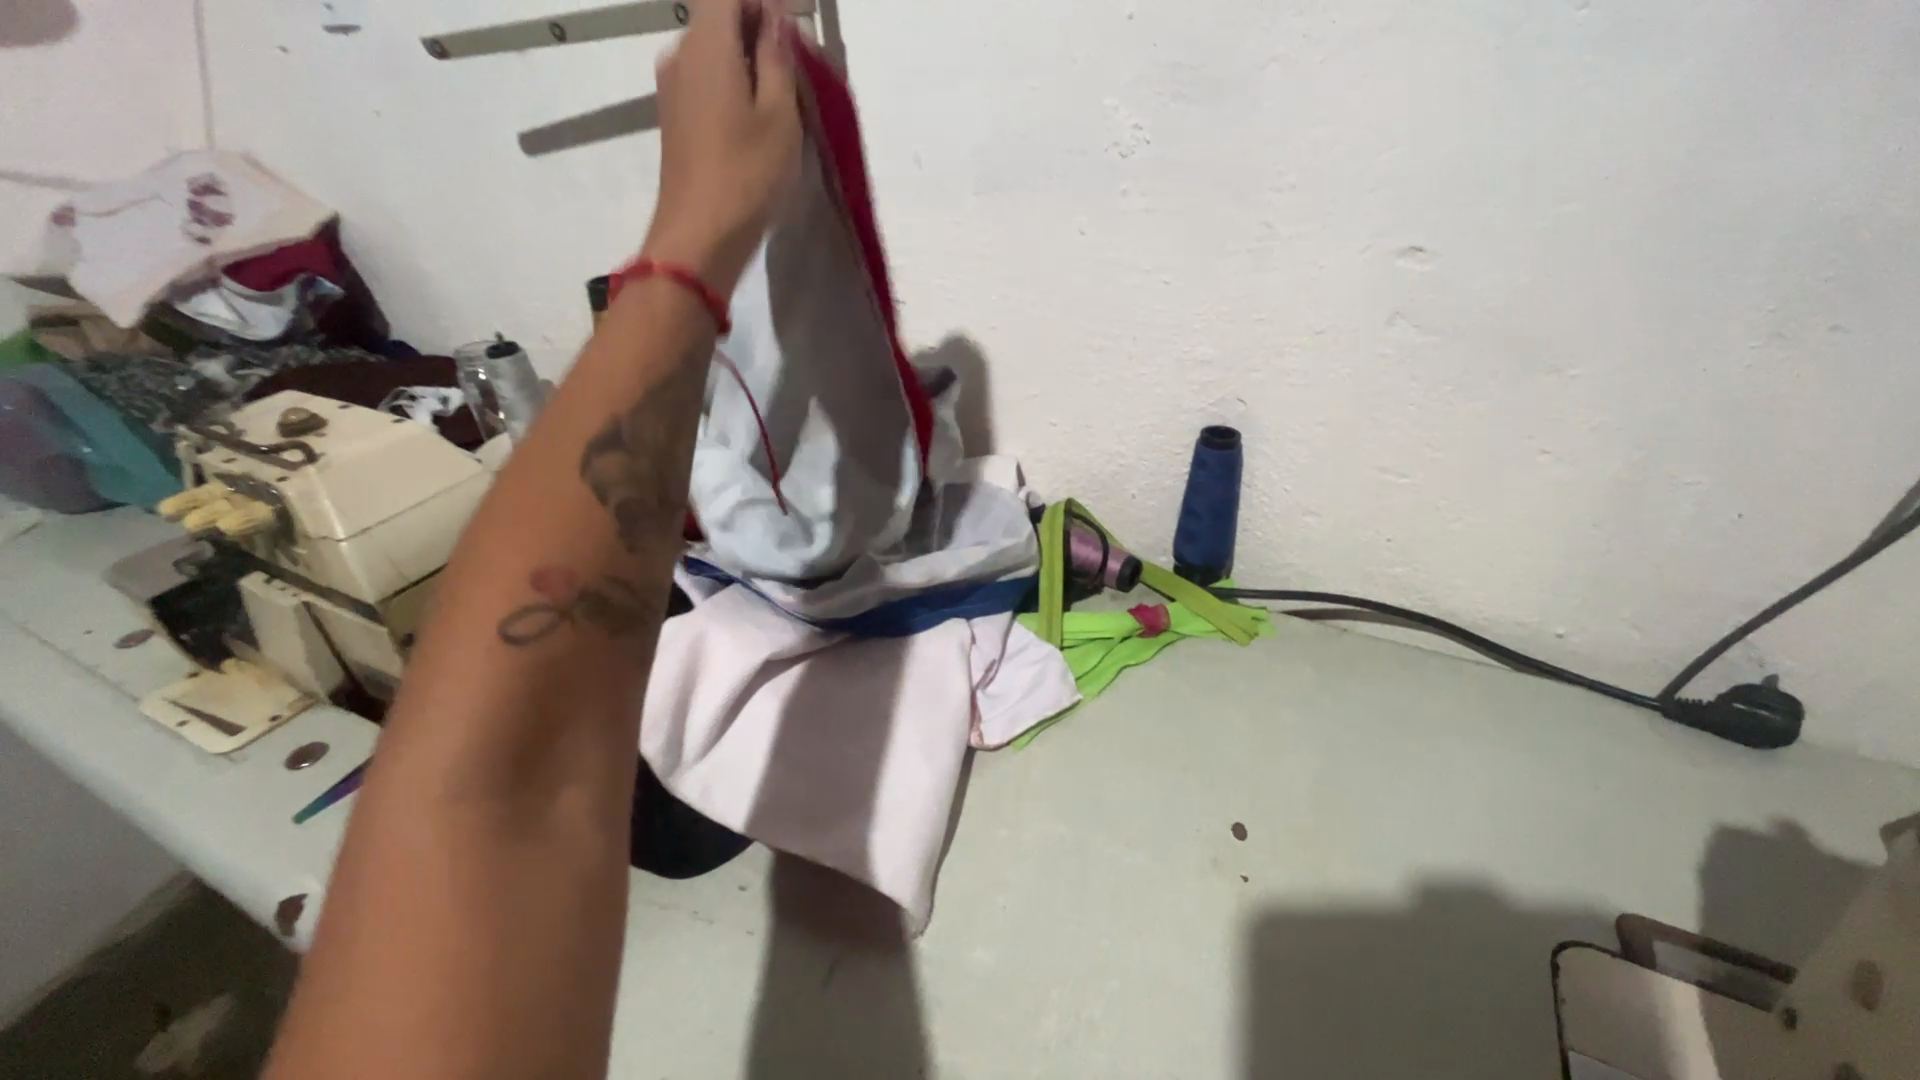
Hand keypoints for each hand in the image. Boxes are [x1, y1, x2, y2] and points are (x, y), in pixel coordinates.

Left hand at [642, 0, 801, 296]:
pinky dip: (734, 90)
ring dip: (750, 66)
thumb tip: (776, 17)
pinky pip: (706, 84)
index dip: (765, 7)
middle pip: (719, 20)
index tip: (795, 39)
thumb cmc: (748, 174)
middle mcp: (680, 54)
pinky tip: (758, 126)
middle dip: (760, 34)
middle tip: (799, 75)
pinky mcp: (674, 121)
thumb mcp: (780, 114)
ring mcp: (672, 89)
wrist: (699, 237)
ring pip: (714, 55)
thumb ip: (778, 56)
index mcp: (707, 43)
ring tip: (784, 105)